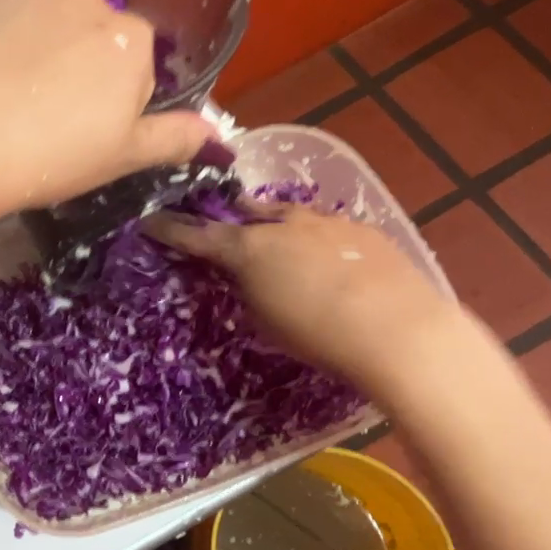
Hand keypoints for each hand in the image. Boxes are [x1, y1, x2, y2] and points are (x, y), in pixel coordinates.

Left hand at [0, 0, 213, 210]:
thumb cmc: (50, 156)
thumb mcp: (122, 158)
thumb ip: (173, 139)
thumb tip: (219, 137)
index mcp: (130, 37)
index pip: (133, 61)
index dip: (110, 99)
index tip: (82, 131)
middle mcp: (82, 0)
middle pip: (88, 31)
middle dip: (74, 64)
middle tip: (42, 117)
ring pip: (39, 19)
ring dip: (31, 47)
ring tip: (3, 99)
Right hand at [143, 206, 463, 387]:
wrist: (401, 332)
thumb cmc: (318, 336)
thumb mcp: (263, 321)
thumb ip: (246, 292)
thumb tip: (243, 279)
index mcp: (247, 249)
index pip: (195, 235)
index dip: (169, 229)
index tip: (149, 220)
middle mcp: (282, 225)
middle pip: (242, 213)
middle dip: (226, 219)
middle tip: (217, 228)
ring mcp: (326, 222)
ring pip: (286, 215)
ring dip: (272, 224)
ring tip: (271, 237)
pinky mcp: (362, 230)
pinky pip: (324, 227)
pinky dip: (312, 237)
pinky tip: (322, 258)